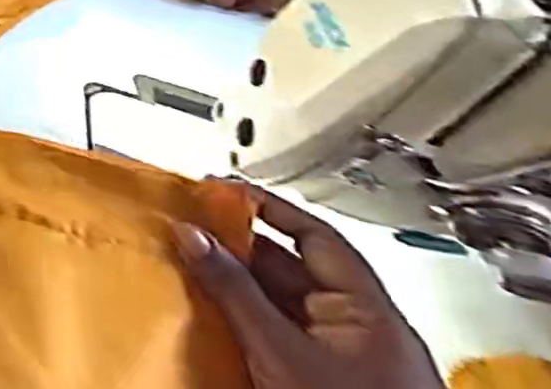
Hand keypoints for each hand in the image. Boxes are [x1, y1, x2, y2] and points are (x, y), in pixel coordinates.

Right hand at [174, 188, 441, 388]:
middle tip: (188, 222)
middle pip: (291, 264)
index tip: (221, 188)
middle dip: (236, 242)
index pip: (317, 237)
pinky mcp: (318, 369)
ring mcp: (340, 351)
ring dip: (232, 274)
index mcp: (370, 314)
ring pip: (277, 293)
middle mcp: (360, 326)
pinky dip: (237, 303)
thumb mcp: (278, 348)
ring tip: (187, 256)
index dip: (268, 207)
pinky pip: (273, 320)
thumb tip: (190, 233)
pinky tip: (205, 297)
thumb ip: (233, 287)